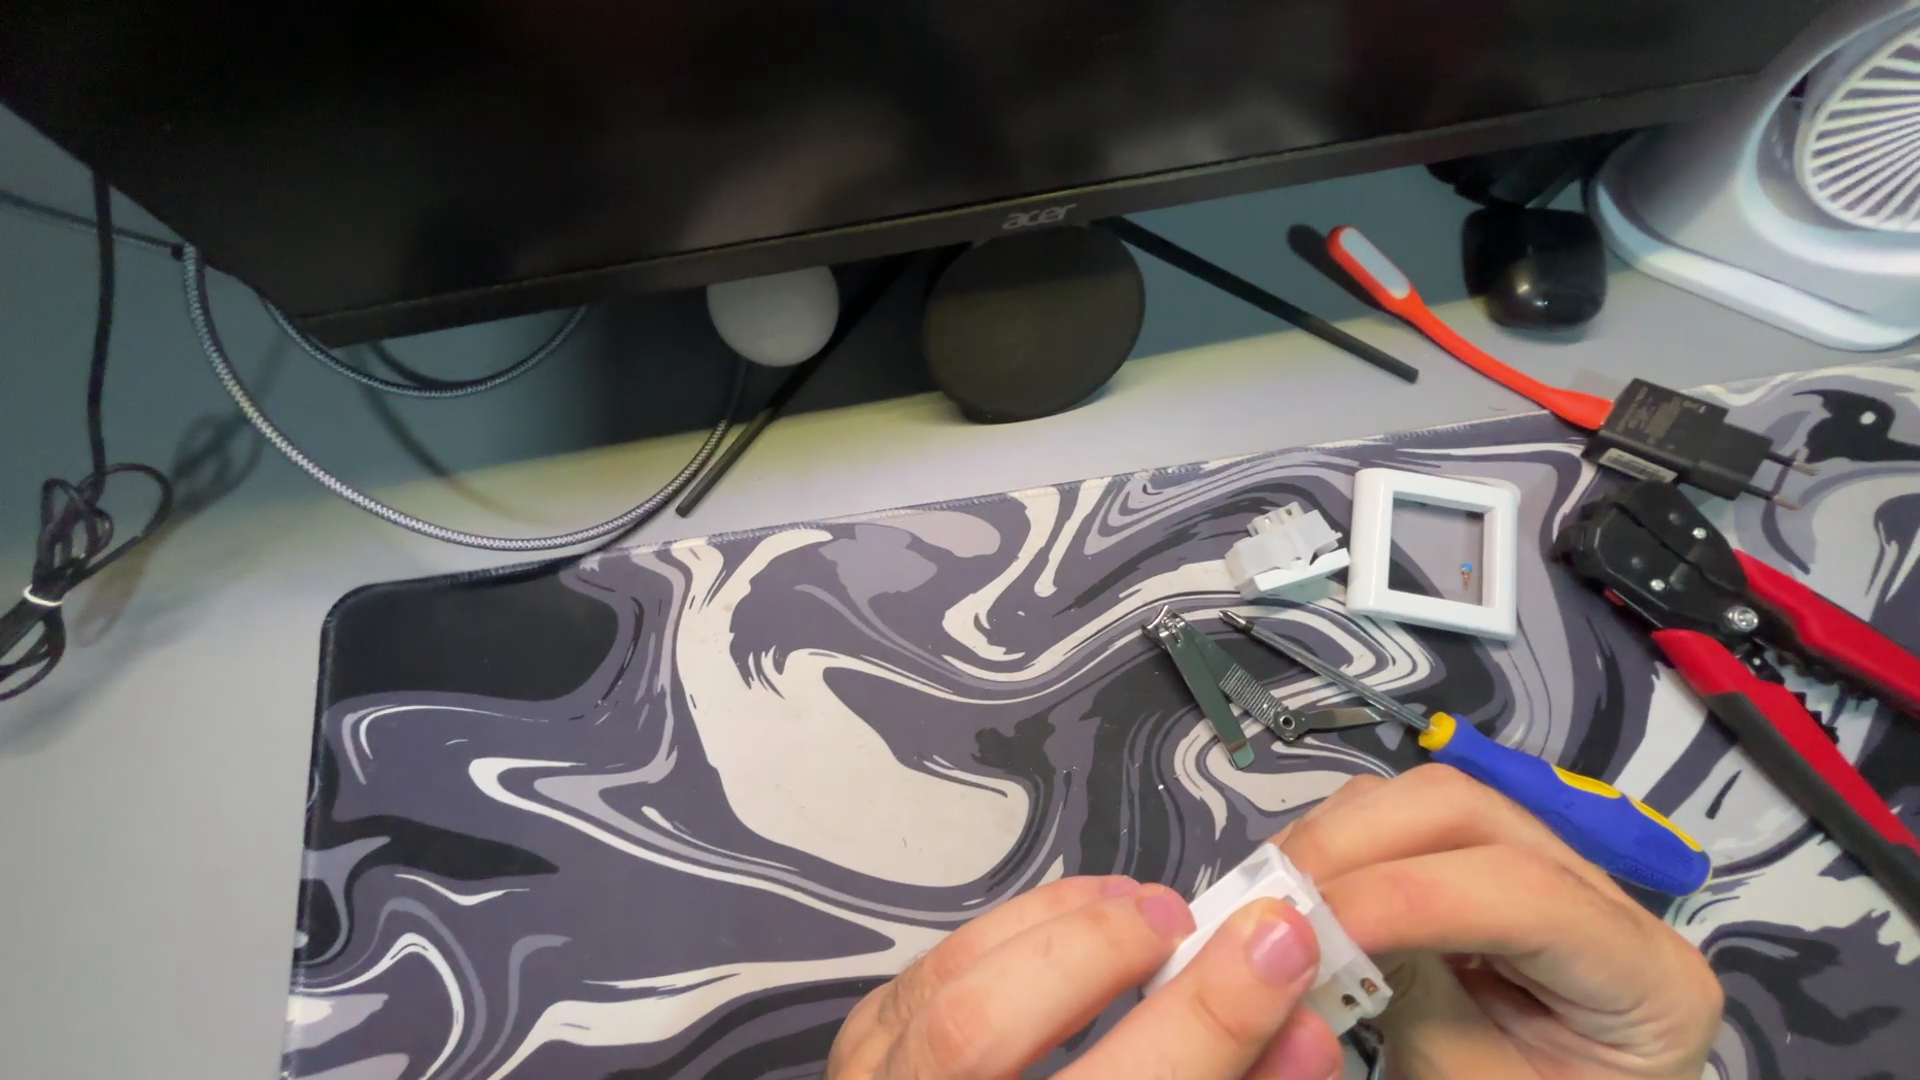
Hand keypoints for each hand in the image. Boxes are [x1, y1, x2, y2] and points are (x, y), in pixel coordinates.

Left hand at [826, 875, 1344, 1079]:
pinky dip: (1015, 922)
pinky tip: (1078, 911)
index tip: (1277, 942)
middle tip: (1184, 919)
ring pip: (950, 984)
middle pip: (984, 1031)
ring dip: (1056, 926)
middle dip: (1098, 957)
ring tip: (1142, 905)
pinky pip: (935, 963)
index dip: (1205, 1020)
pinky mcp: (867, 1044)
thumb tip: (1301, 1028)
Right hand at [1276, 764, 1723, 1079]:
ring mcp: (1531, 860)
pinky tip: (1302, 886)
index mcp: (1643, 974)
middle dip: (1352, 842)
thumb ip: (1407, 999)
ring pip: (1415, 796)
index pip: (1521, 889)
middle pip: (1461, 808)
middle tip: (1277, 898)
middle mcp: (1594, 890)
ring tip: (1279, 895)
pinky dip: (1333, 841)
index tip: (1307, 931)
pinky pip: (1391, 815)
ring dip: (1333, 836)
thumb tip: (1309, 922)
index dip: (1402, 895)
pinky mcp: (1472, 858)